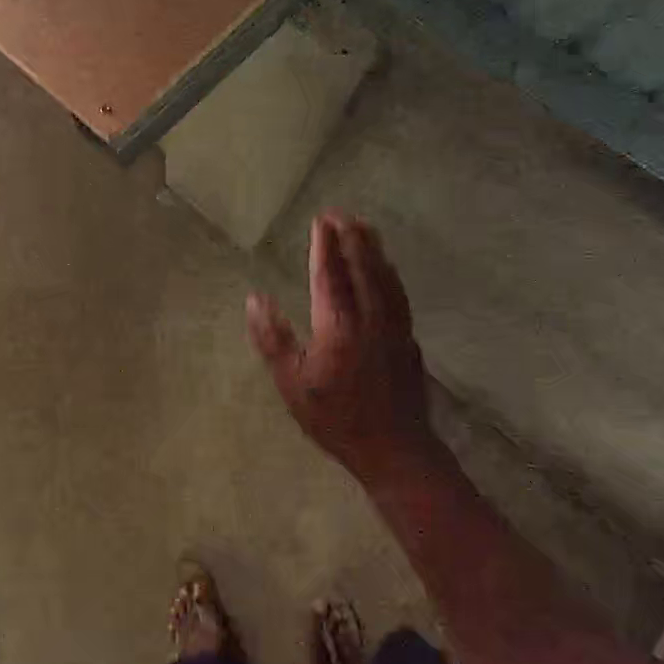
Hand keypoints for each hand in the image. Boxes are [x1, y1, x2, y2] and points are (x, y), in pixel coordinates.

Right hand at [247, 212, 435, 481]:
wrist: (394, 450)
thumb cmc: (335, 419)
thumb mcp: (291, 384)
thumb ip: (273, 339)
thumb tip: (255, 299)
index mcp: (338, 326)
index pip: (330, 275)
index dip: (325, 246)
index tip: (320, 221)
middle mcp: (370, 318)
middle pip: (363, 268)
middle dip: (351, 238)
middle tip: (341, 214)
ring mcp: (394, 328)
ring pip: (385, 278)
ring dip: (374, 250)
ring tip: (365, 228)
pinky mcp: (408, 340)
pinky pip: (398, 294)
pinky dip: (389, 273)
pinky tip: (387, 270)